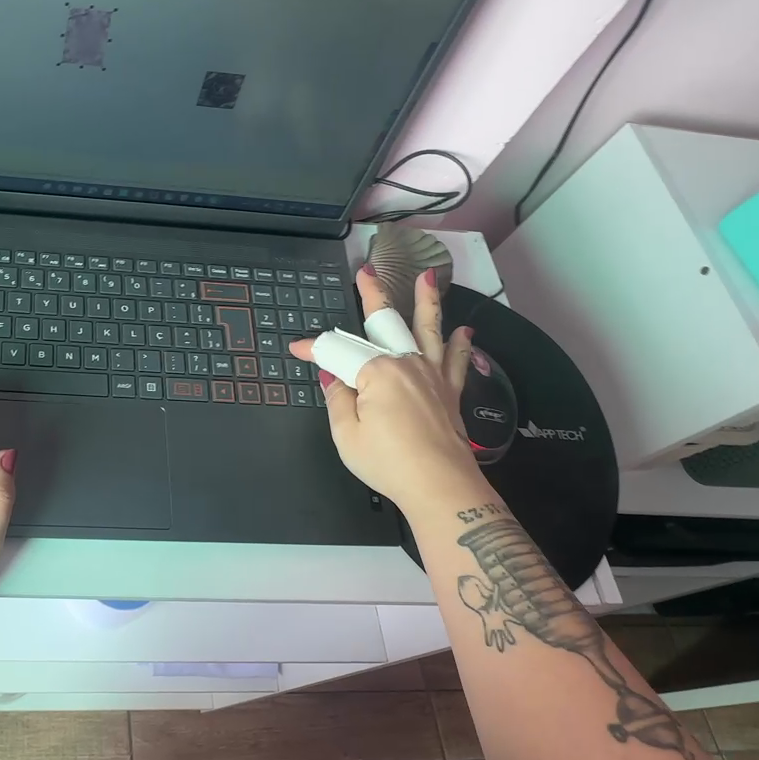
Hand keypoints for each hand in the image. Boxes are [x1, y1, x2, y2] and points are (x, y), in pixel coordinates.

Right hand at [288, 267, 486, 514]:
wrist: (440, 487)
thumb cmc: (389, 463)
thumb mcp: (346, 435)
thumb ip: (338, 400)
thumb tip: (333, 378)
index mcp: (376, 371)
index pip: (337, 351)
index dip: (312, 348)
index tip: (295, 348)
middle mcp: (406, 363)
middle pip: (385, 321)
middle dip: (372, 294)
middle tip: (367, 272)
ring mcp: (432, 375)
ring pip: (428, 329)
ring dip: (427, 301)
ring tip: (429, 277)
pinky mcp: (450, 392)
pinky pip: (456, 360)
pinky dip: (460, 343)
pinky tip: (463, 330)